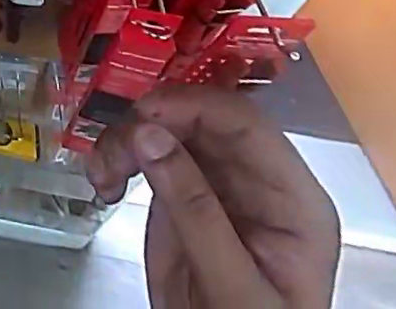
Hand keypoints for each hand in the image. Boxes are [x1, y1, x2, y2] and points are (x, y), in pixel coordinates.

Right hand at [87, 86, 338, 308]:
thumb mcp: (234, 291)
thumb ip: (196, 214)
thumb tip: (150, 135)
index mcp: (291, 199)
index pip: (244, 124)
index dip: (193, 106)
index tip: (144, 114)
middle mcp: (255, 179)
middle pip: (197, 118)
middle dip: (148, 124)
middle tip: (116, 149)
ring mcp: (216, 181)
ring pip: (165, 126)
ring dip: (124, 139)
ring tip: (104, 173)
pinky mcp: (180, 189)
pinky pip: (146, 150)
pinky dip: (117, 155)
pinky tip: (106, 180)